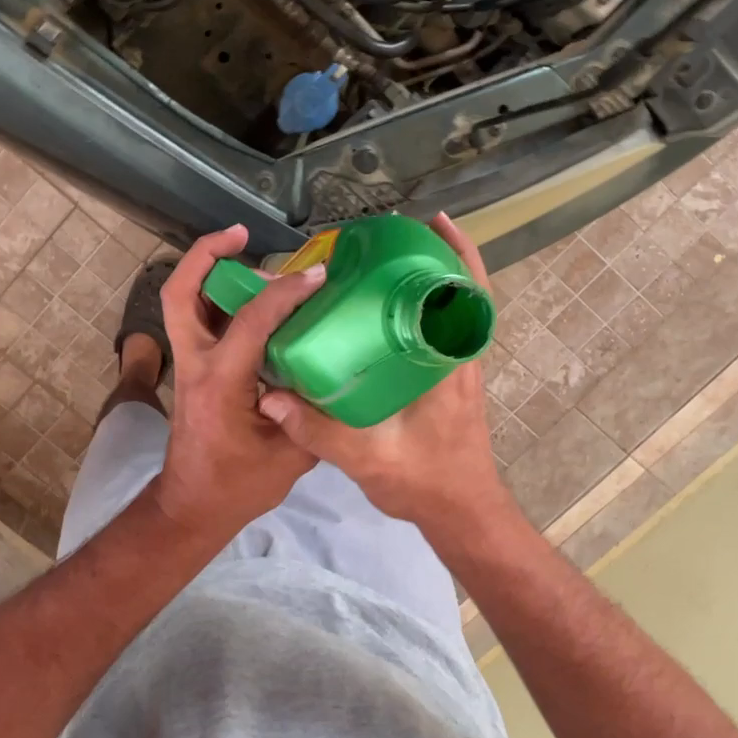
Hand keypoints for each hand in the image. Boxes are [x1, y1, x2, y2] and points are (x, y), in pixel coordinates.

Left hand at [148, 225, 327, 541]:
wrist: (192, 505)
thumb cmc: (238, 485)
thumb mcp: (290, 455)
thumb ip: (316, 413)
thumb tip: (345, 375)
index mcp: (220, 383)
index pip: (250, 321)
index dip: (285, 293)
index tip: (317, 276)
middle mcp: (195, 363)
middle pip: (181, 293)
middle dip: (205, 255)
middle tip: (241, 233)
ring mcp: (188, 364)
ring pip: (182, 301)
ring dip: (207, 271)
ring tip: (246, 253)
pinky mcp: (193, 369)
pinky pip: (196, 318)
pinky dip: (217, 296)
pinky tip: (252, 296)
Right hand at [258, 213, 512, 532]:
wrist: (462, 514)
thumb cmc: (426, 483)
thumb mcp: (366, 458)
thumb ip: (317, 430)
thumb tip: (269, 397)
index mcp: (450, 364)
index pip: (468, 296)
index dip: (458, 254)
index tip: (433, 223)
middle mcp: (459, 357)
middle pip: (457, 292)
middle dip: (430, 257)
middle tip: (386, 237)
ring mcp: (456, 370)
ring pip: (449, 311)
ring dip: (425, 281)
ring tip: (379, 263)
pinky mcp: (448, 382)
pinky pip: (438, 332)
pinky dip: (418, 311)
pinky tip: (379, 313)